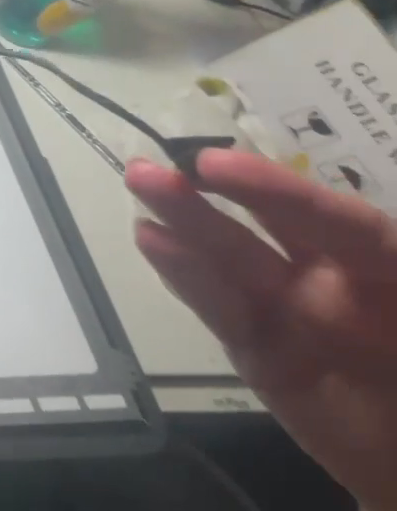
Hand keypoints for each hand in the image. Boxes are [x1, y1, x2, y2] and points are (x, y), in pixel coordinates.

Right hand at [127, 149, 396, 510]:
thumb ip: (386, 264)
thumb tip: (300, 241)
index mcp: (391, 273)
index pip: (343, 224)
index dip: (281, 192)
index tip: (215, 164)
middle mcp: (337, 282)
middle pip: (273, 228)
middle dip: (217, 192)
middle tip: (158, 165)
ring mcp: (290, 312)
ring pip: (231, 259)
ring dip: (183, 217)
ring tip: (139, 182)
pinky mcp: (253, 346)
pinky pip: (216, 307)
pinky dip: (181, 272)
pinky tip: (150, 238)